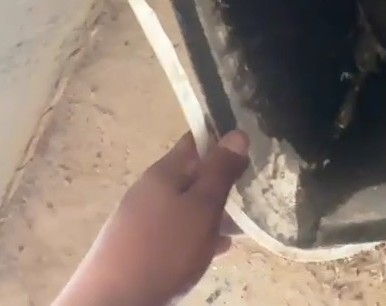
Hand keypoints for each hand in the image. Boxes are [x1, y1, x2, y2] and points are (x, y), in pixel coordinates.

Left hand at [54, 131, 249, 305]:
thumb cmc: (161, 252)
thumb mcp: (202, 208)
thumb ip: (220, 171)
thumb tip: (237, 133)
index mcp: (163, 173)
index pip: (197, 139)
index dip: (224, 138)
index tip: (251, 148)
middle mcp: (148, 191)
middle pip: (192, 174)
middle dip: (221, 180)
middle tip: (249, 190)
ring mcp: (139, 222)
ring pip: (185, 205)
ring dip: (212, 211)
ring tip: (238, 225)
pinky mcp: (135, 251)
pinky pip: (174, 232)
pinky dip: (196, 235)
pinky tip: (213, 251)